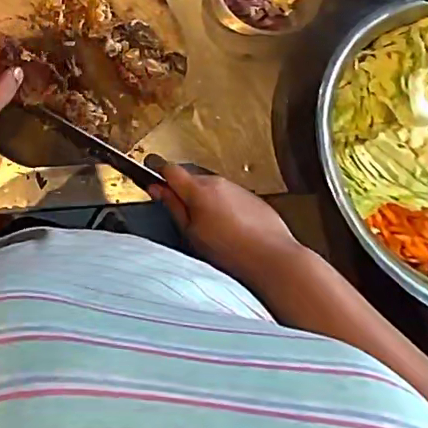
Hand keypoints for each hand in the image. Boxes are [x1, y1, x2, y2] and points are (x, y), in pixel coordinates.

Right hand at [144, 156, 304, 281]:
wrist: (274, 258)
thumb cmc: (232, 252)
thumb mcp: (192, 233)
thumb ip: (172, 206)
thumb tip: (157, 189)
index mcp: (198, 189)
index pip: (169, 169)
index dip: (158, 173)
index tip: (154, 180)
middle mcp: (217, 182)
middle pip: (190, 179)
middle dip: (183, 193)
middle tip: (184, 218)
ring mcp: (236, 188)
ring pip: (211, 188)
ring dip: (205, 202)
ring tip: (212, 231)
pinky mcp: (251, 197)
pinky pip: (229, 197)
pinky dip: (224, 208)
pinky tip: (230, 231)